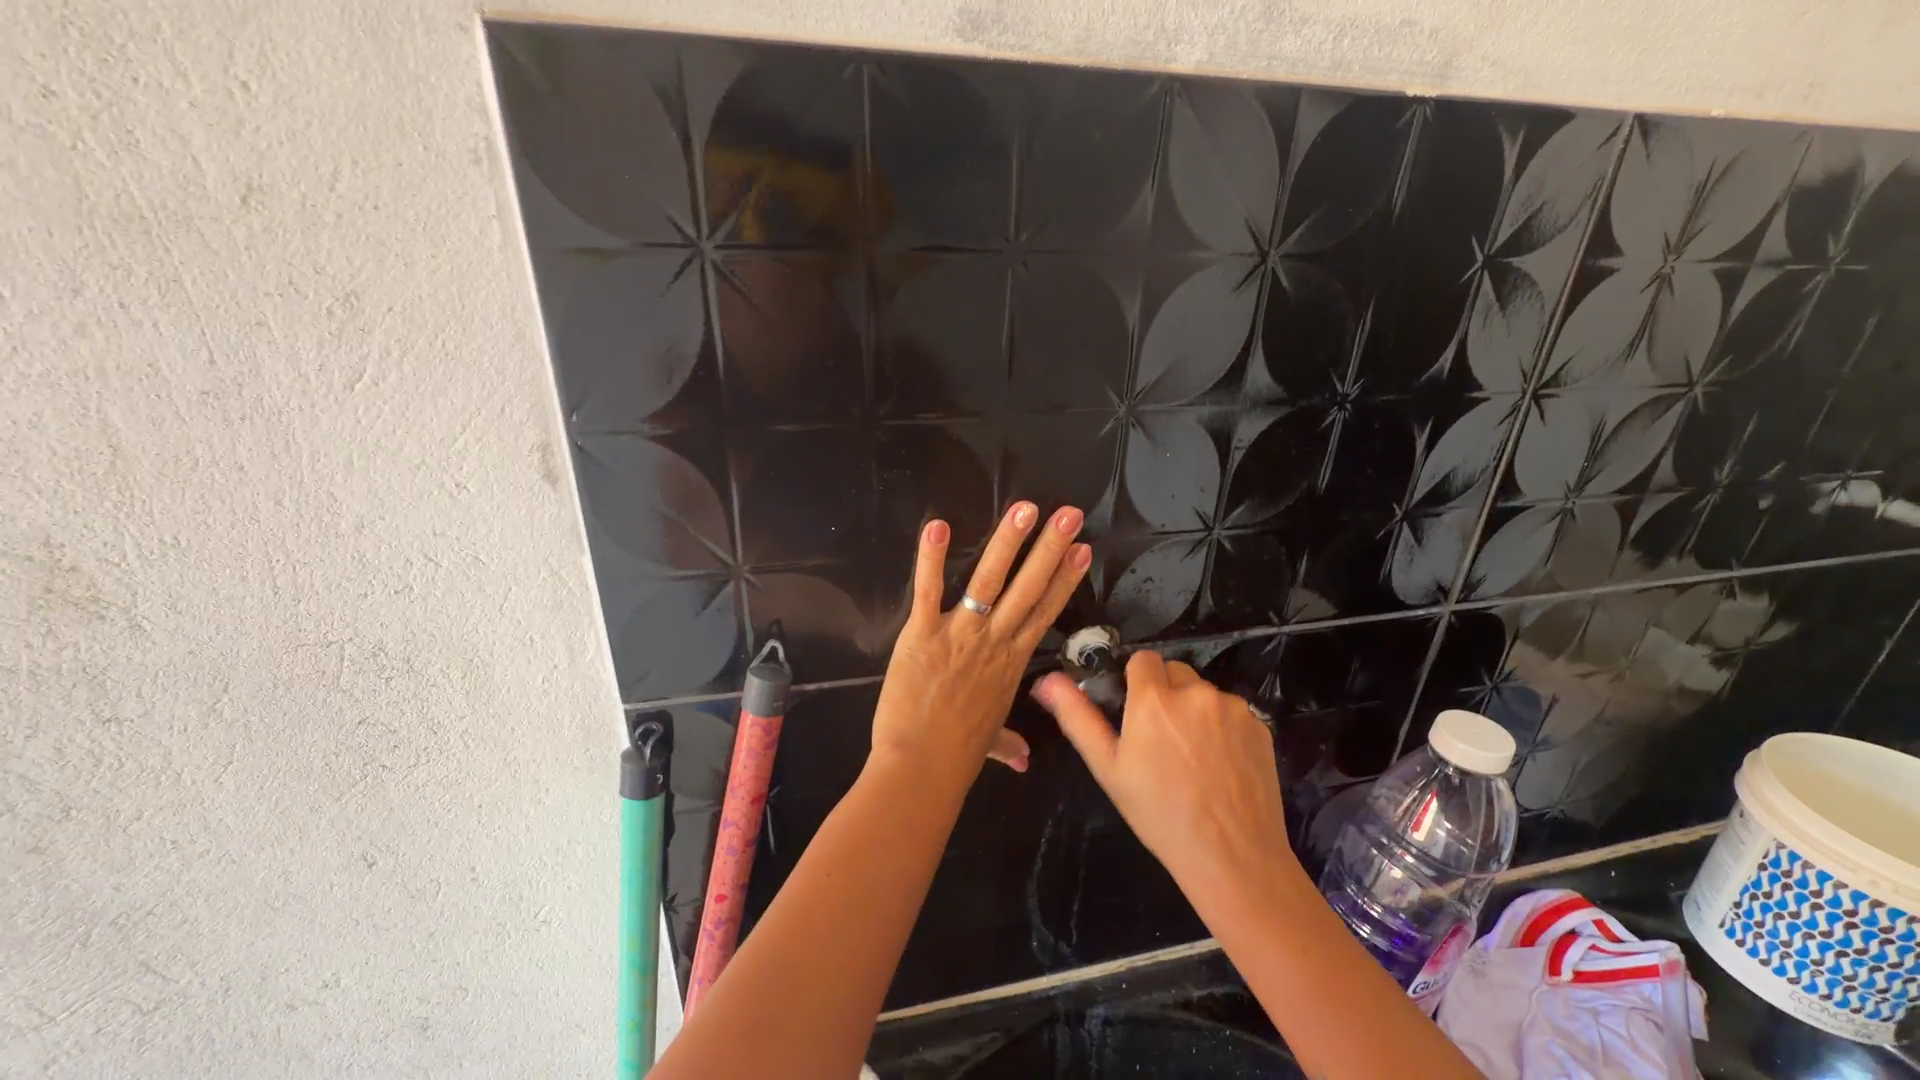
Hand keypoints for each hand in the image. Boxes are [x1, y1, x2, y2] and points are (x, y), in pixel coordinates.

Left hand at [870, 502, 1090, 783]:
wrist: (922, 767)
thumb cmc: (957, 756)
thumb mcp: (990, 744)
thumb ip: (1008, 744)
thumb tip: (1023, 761)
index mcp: (1011, 662)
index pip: (1045, 611)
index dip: (1066, 578)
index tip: (1083, 550)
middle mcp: (994, 641)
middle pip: (1029, 587)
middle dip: (1051, 547)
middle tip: (1069, 513)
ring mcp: (960, 634)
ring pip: (990, 581)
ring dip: (1008, 542)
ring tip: (1025, 508)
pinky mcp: (923, 634)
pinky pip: (928, 590)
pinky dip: (931, 559)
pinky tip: (937, 526)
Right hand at [1031, 652, 1296, 892]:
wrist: (1231, 854)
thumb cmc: (1159, 814)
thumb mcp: (1108, 769)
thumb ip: (1077, 717)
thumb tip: (1046, 681)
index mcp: (1153, 700)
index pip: (1142, 660)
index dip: (1135, 682)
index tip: (1135, 714)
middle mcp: (1195, 692)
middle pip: (1174, 673)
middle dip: (1165, 695)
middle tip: (1161, 741)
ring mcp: (1232, 708)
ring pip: (1204, 694)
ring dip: (1195, 712)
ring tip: (1193, 759)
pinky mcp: (1260, 726)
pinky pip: (1232, 713)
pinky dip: (1223, 729)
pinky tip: (1220, 767)